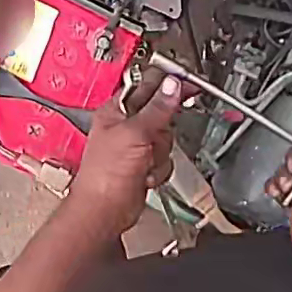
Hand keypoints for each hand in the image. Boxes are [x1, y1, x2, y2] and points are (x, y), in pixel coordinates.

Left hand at [65, 74, 184, 238]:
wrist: (106, 210)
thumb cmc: (105, 174)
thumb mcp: (135, 134)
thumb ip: (158, 109)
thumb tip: (173, 86)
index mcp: (116, 111)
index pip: (146, 86)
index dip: (166, 83)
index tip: (186, 80)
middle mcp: (125, 126)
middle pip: (162, 115)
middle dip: (160, 133)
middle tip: (151, 141)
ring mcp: (136, 147)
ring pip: (166, 139)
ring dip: (158, 155)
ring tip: (143, 163)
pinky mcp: (144, 165)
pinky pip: (165, 159)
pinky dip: (158, 169)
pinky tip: (144, 175)